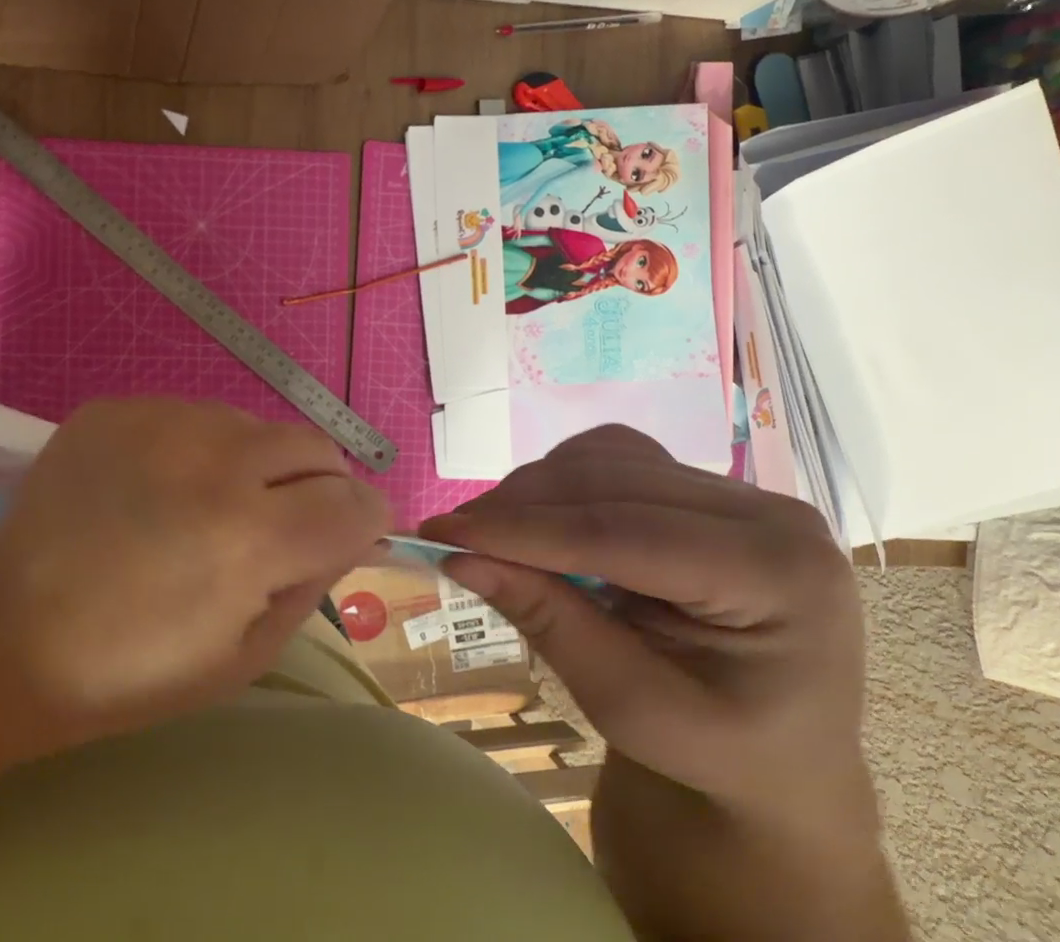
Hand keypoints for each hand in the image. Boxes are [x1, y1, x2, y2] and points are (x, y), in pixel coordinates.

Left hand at [0, 399, 389, 737]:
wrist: (10, 634)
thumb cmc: (129, 672)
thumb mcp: (244, 656)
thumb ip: (310, 584)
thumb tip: (346, 534)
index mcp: (253, 536)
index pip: (359, 501)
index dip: (358, 527)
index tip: (334, 544)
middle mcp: (214, 461)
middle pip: (315, 446)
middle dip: (315, 487)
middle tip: (276, 525)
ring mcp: (157, 424)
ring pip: (249, 424)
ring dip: (251, 463)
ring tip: (204, 507)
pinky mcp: (112, 410)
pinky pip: (186, 414)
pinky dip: (191, 448)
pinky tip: (152, 489)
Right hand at [418, 426, 868, 822]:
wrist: (773, 756)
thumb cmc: (713, 749)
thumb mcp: (628, 704)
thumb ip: (549, 623)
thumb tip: (458, 558)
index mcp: (778, 578)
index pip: (621, 532)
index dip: (522, 530)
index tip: (439, 534)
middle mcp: (772, 518)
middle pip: (611, 482)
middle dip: (517, 507)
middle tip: (445, 537)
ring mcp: (744, 497)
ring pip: (608, 459)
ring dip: (534, 491)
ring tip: (487, 536)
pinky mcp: (709, 493)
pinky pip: (616, 461)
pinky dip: (560, 484)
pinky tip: (536, 523)